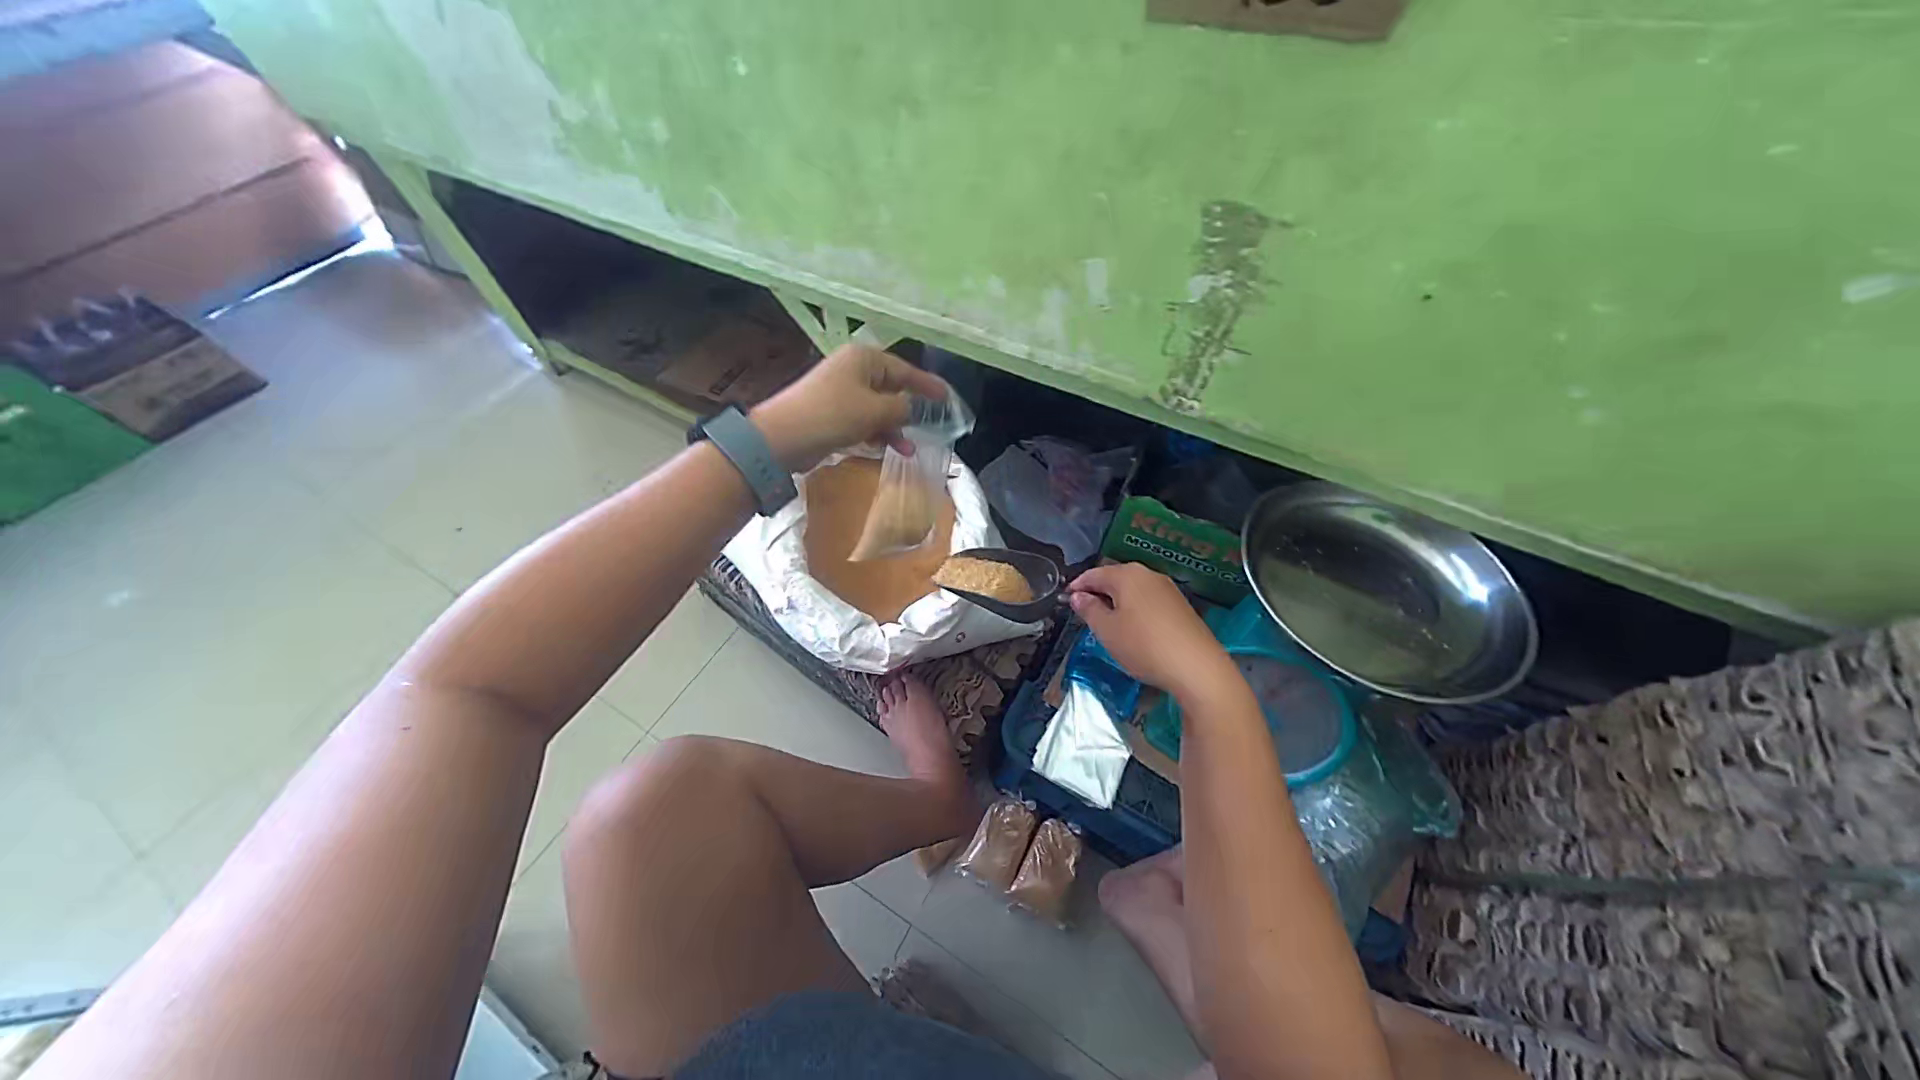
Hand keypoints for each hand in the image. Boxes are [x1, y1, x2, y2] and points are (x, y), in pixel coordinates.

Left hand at [749, 344, 950, 472]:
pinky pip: (863, 420)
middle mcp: (853, 370)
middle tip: (933, 424)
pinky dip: (876, 432)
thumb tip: (912, 409)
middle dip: (910, 409)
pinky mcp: (832, 413)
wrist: (783, 437)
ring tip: (909, 448)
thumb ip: (902, 408)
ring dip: (894, 427)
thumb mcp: (876, 411)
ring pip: (878, 407)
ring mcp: (841, 392)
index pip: (904, 369)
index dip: (927, 385)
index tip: (947, 397)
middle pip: (891, 387)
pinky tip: (888, 448)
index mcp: (864, 359)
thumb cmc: (833, 415)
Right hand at [1067, 563, 1237, 702]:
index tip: (1065, 598)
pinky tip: (1132, 628)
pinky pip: (1149, 600)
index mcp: (1127, 575)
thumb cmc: (1144, 646)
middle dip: (1097, 591)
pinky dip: (1135, 609)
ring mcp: (1168, 590)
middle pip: (1115, 578)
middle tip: (1083, 610)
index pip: (1093, 574)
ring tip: (1105, 621)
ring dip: (1117, 601)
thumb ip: (1089, 610)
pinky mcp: (1181, 606)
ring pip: (1133, 589)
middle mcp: (1149, 575)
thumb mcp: (1107, 631)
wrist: (1197, 668)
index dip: (1077, 585)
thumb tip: (1078, 596)